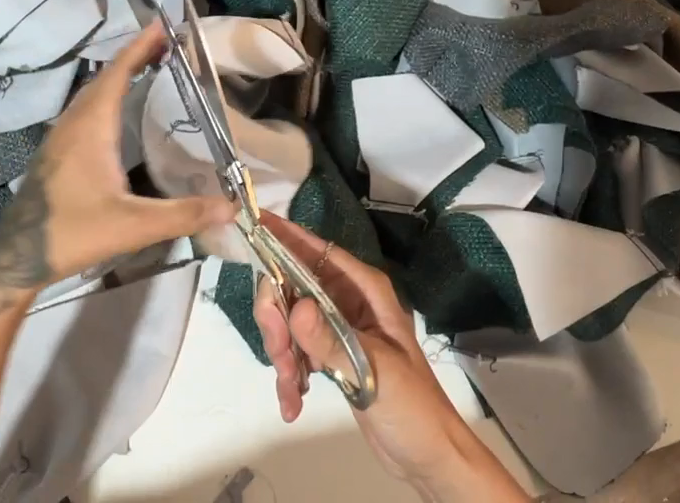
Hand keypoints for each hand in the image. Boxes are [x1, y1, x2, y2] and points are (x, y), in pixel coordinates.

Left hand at [0, 22, 237, 293]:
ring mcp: (60, 137)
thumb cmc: (72, 233)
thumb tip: (232, 206)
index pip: (118, 73)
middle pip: (106, 77)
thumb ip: (183, 214)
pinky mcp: (56, 152)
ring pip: (92, 94)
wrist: (17, 258)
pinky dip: (106, 96)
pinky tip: (118, 113)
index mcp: (91, 127)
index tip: (163, 26)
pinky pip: (85, 109)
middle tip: (167, 45)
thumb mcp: (133, 226)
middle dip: (135, 56)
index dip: (140, 47)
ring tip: (148, 68)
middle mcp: (73, 123)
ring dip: (119, 76)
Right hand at [253, 213, 527, 500]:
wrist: (428, 454)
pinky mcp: (329, 354)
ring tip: (292, 388)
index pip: (318, 252)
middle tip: (280, 354)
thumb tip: (295, 308)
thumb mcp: (371, 369)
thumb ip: (330, 339)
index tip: (251, 226)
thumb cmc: (412, 404)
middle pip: (292, 287)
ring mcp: (336, 326)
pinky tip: (293, 403)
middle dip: (277, 320)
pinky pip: (295, 350)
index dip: (285, 237)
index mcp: (364, 289)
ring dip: (282, 353)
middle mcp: (347, 299)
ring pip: (289, 320)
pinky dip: (289, 375)